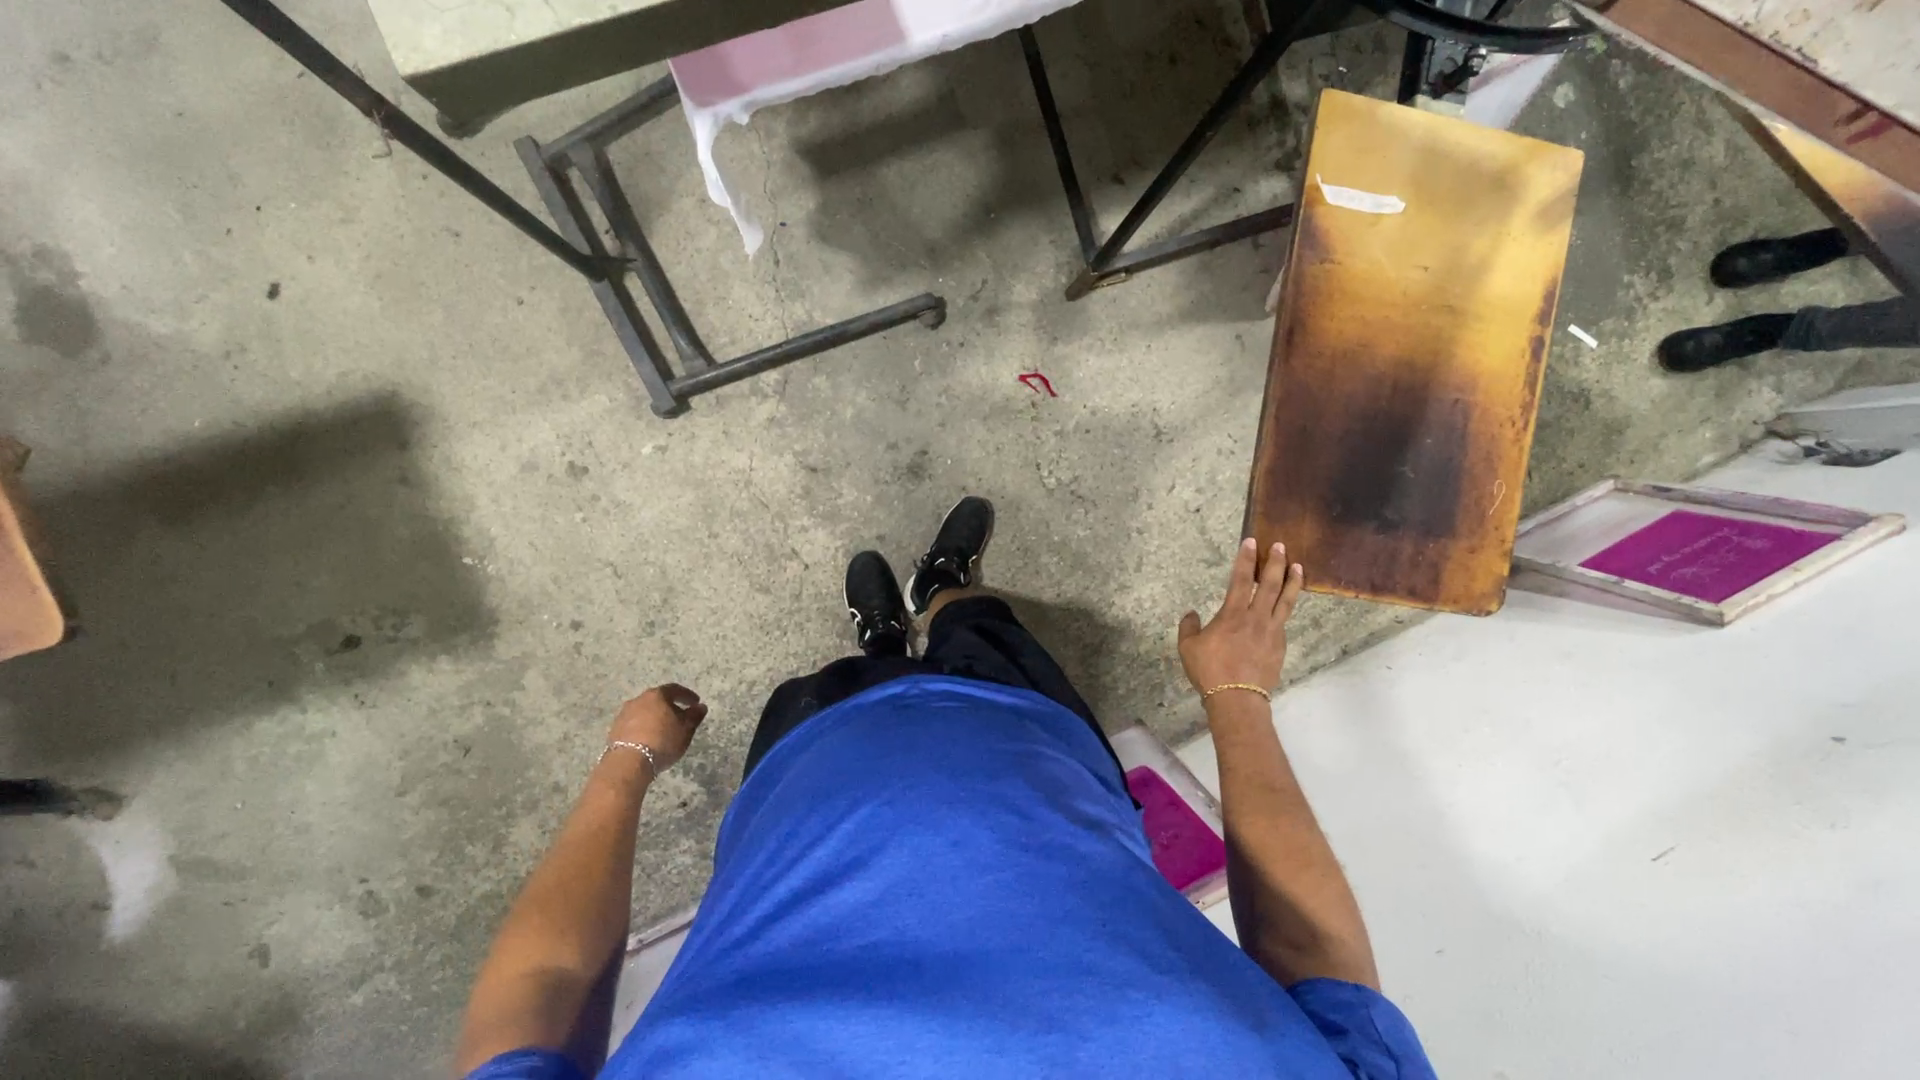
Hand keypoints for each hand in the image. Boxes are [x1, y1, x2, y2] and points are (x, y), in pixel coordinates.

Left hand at [608, 684, 708, 773]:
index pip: (674, 689)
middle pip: (657, 700)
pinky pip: (634, 724)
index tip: (695, 702)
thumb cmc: (663, 741)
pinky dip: (643, 728)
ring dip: (654, 718)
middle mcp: (638, 700)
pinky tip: (649, 739)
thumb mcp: (686, 729)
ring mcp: (624, 714)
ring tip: (663, 730)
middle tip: (679, 716)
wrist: (629, 762)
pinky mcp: (615, 730)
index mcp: (657, 695)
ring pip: (644, 712)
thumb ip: (694, 716)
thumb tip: (700, 706)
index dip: (687, 695)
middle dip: (669, 706)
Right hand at [1178, 538, 1304, 694]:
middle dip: (1275, 562)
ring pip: (1285, 601)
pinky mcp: (1280, 646)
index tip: (1251, 542)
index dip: (1245, 559)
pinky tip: (1285, 607)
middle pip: (1270, 584)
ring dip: (1292, 581)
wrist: (1237, 699)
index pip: (1240, 579)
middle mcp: (1256, 618)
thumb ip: (1189, 626)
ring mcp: (1272, 632)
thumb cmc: (1209, 670)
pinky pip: (1284, 621)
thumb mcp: (1188, 647)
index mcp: (1232, 614)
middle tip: (1280, 546)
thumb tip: (1191, 614)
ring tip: (1298, 567)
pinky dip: (1286, 609)